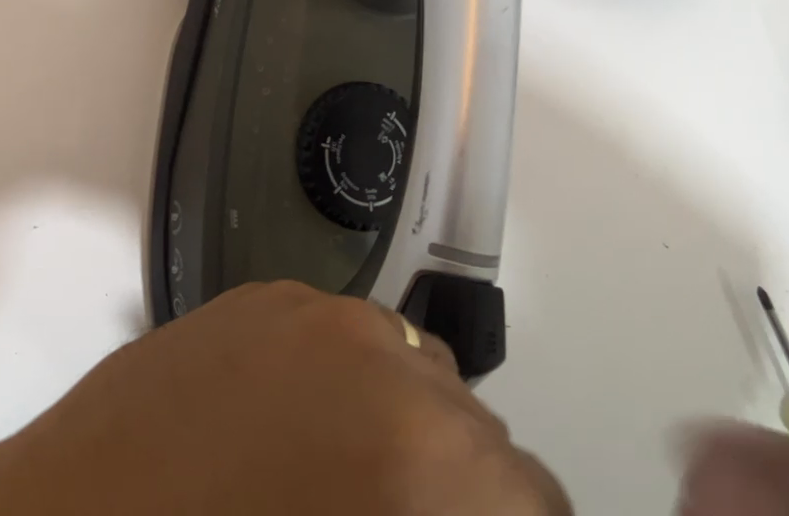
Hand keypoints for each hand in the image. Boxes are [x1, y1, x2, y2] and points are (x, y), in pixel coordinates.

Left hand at [0, 280, 567, 515]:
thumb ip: (432, 500)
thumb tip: (450, 489)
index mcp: (427, 454)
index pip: (531, 488)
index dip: (504, 513)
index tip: (470, 514)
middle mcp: (380, 358)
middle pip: (475, 422)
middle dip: (452, 473)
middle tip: (392, 498)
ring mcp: (312, 313)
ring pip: (413, 365)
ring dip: (398, 414)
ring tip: (341, 463)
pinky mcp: (258, 295)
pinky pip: (339, 333)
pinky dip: (338, 372)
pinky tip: (291, 421)